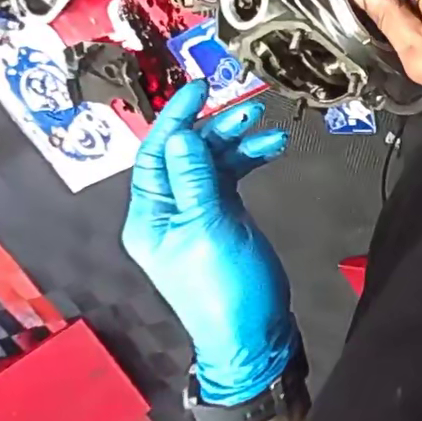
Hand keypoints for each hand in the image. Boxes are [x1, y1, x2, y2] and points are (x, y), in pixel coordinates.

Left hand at [122, 79, 294, 405]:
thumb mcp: (207, 231)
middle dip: (215, 128)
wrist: (254, 330)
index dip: (174, 119)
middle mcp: (170, 208)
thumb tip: (180, 138)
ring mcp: (199, 210)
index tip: (196, 90)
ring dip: (237, 141)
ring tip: (264, 126)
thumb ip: (194, 182)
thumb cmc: (224, 290)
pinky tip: (269, 148)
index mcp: (152, 216)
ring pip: (213, 161)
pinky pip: (232, 175)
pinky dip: (249, 159)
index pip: (156, 155)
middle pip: (187, 154)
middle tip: (245, 107)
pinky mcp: (224, 213)